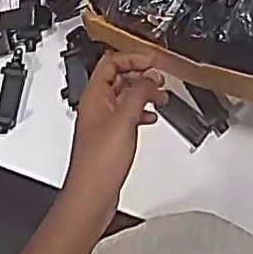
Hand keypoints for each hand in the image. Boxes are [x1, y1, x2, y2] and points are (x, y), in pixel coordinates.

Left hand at [64, 52, 167, 207]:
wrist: (91, 195)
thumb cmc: (99, 163)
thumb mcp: (124, 120)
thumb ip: (139, 94)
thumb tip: (150, 76)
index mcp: (95, 96)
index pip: (112, 62)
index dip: (133, 58)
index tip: (152, 61)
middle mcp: (97, 106)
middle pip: (119, 77)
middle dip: (141, 74)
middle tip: (159, 77)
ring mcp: (103, 121)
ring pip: (124, 96)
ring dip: (143, 92)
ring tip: (160, 95)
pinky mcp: (110, 136)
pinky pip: (127, 114)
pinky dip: (141, 111)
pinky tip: (150, 116)